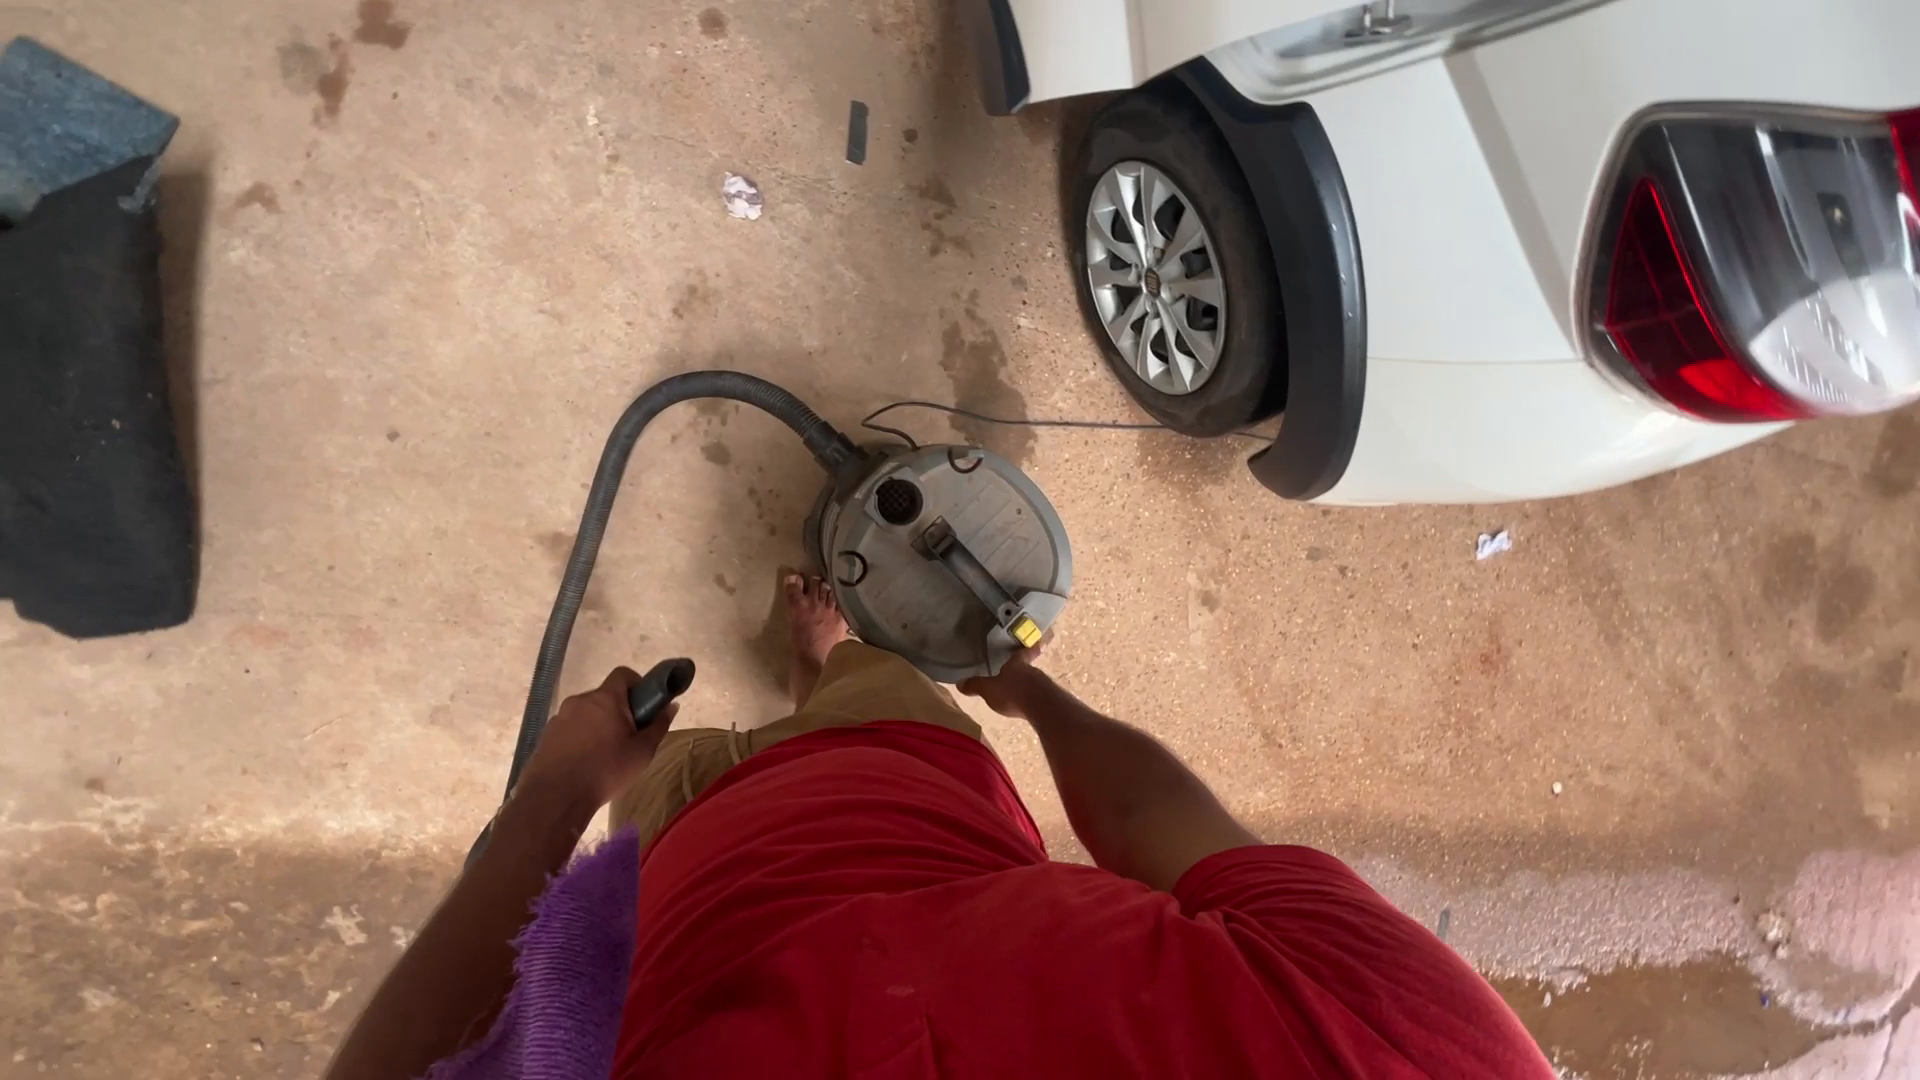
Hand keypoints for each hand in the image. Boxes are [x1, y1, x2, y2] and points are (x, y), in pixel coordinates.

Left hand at [515, 667, 676, 810]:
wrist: (555, 799)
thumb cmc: (606, 771)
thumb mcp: (643, 751)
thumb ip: (659, 725)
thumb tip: (671, 706)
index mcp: (605, 699)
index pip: (623, 674)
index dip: (637, 685)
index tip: (643, 707)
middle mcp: (580, 701)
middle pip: (604, 696)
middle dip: (618, 711)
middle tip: (628, 736)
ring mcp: (559, 718)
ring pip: (586, 713)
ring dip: (597, 725)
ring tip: (604, 754)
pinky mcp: (545, 736)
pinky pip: (569, 729)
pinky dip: (579, 738)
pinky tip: (583, 763)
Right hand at [958, 644, 1051, 719]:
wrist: (1042, 707)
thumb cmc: (1012, 693)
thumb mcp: (988, 690)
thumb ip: (975, 686)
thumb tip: (959, 683)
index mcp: (1016, 666)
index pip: (1021, 654)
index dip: (1027, 650)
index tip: (1039, 643)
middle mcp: (1032, 672)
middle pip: (1028, 669)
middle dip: (1023, 673)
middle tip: (1019, 675)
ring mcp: (1044, 685)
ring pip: (1036, 683)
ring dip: (1029, 687)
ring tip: (1022, 696)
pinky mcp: (1051, 700)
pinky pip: (1041, 698)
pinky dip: (1035, 701)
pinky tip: (1030, 709)